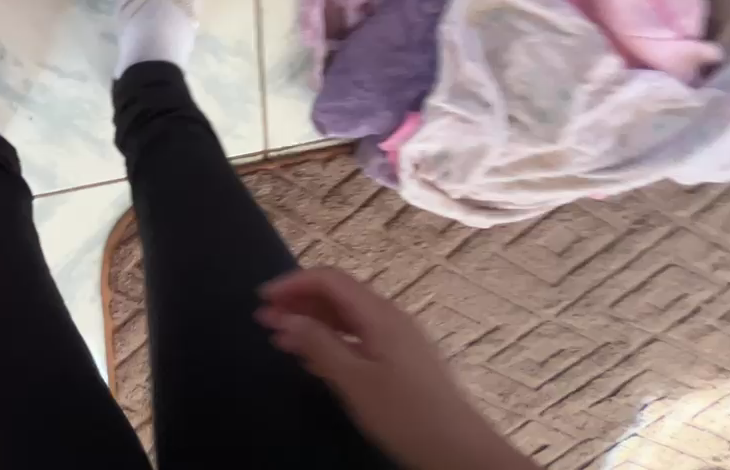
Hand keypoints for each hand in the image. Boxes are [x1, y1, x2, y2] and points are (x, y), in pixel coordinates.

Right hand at [257, 268, 537, 469]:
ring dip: (311, 322)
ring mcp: (398, 339)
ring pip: (345, 316)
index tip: (263, 299)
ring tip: (280, 338)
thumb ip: (317, 344)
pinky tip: (313, 357)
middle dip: (298, 302)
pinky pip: (358, 336)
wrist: (466, 459)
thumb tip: (284, 317)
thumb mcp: (354, 381)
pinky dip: (330, 339)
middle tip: (265, 318)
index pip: (328, 279)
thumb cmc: (407, 415)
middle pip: (336, 294)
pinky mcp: (402, 360)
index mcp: (379, 314)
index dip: (292, 282)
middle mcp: (389, 317)